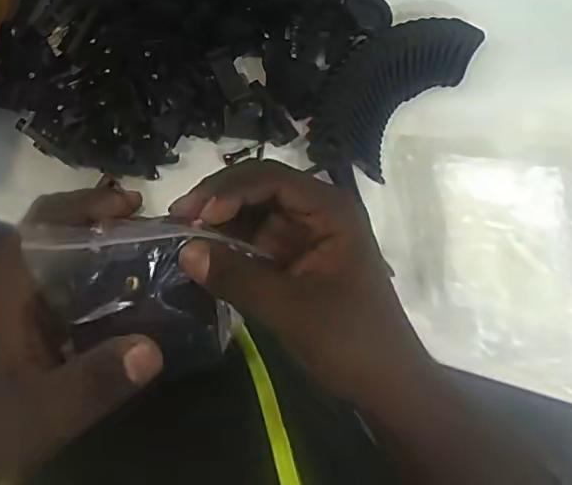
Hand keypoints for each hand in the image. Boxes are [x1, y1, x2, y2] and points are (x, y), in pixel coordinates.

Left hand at [0, 186, 163, 484]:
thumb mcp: (46, 409)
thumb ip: (96, 380)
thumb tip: (153, 348)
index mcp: (8, 277)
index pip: (47, 218)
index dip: (87, 204)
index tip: (131, 205)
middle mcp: (9, 272)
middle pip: (51, 223)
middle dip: (94, 213)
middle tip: (142, 216)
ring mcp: (13, 291)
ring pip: (55, 244)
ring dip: (92, 236)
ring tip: (139, 239)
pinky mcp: (22, 313)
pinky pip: (58, 272)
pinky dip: (87, 263)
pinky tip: (120, 281)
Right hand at [170, 159, 428, 400]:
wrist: (391, 392)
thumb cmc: (351, 345)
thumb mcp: (291, 311)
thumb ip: (237, 276)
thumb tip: (184, 251)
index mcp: (330, 209)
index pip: (270, 178)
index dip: (230, 190)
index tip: (198, 215)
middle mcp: (317, 208)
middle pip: (257, 184)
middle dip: (218, 197)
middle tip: (179, 217)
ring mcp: (304, 228)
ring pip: (250, 205)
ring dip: (218, 215)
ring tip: (184, 230)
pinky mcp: (293, 250)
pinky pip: (252, 231)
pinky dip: (227, 236)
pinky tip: (203, 246)